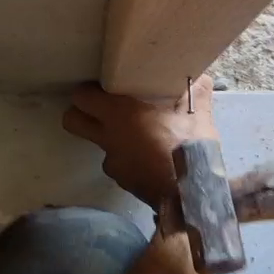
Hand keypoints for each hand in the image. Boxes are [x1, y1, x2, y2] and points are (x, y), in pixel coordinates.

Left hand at [63, 76, 219, 207]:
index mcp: (119, 115)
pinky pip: (119, 166)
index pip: (82, 98)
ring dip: (112, 140)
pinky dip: (128, 160)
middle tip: (101, 108)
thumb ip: (197, 93)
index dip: (87, 92)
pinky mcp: (123, 183)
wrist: (192, 195)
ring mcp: (113, 164)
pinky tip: (149, 159)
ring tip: (137, 137)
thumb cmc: (189, 146)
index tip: (101, 87)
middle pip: (73, 122)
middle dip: (81, 114)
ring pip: (99, 146)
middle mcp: (108, 138)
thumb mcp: (198, 114)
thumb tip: (201, 78)